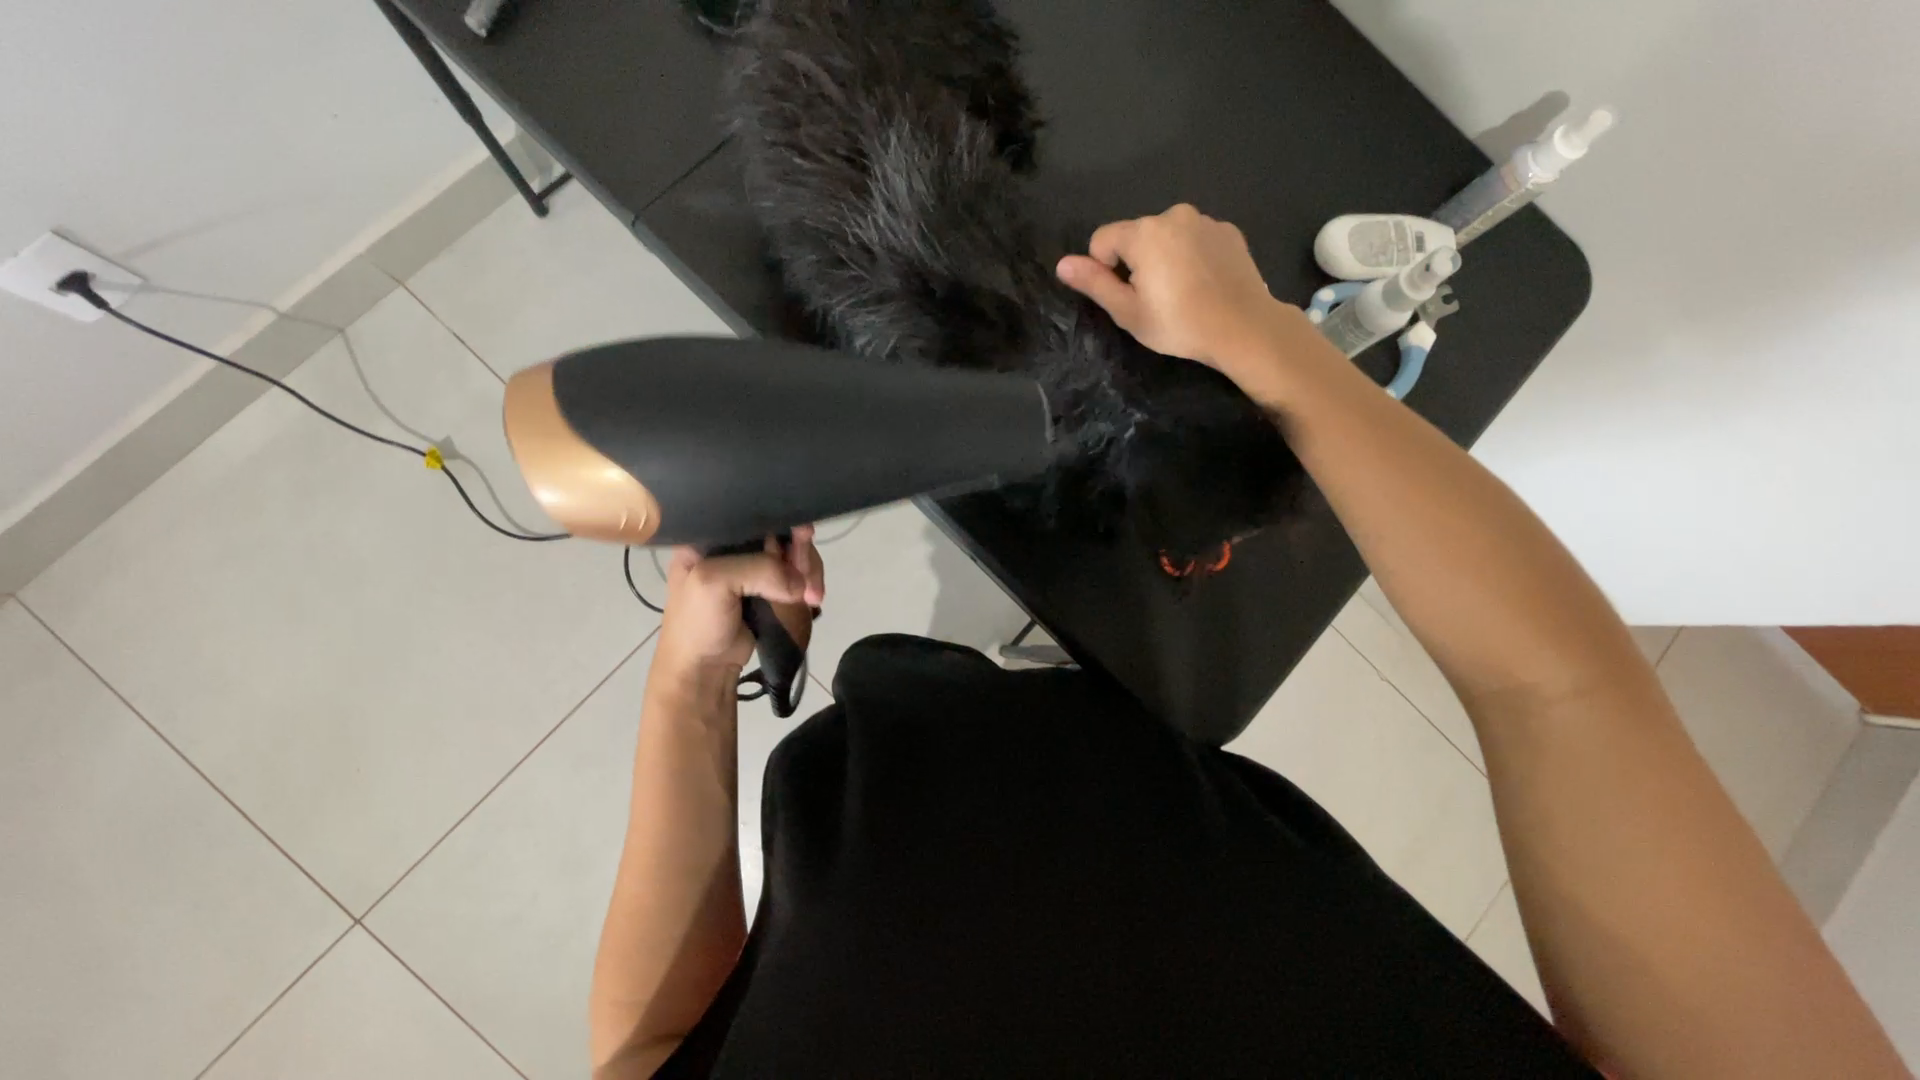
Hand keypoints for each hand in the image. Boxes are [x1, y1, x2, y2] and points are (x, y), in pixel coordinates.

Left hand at [654, 526, 825, 676]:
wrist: (703, 671)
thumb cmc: (697, 622)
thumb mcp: (714, 582)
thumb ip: (759, 570)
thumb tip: (800, 582)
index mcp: (708, 535)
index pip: (752, 512)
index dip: (779, 521)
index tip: (800, 537)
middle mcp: (731, 546)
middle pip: (779, 532)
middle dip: (800, 552)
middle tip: (806, 577)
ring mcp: (751, 568)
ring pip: (792, 554)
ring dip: (809, 571)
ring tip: (813, 597)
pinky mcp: (767, 588)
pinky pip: (796, 574)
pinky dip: (808, 582)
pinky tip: (813, 598)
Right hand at [1056, 204, 1300, 382]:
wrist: (1244, 327)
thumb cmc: (1179, 324)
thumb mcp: (1128, 311)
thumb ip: (1094, 283)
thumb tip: (1062, 264)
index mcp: (1143, 232)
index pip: (1102, 239)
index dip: (1104, 269)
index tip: (1126, 296)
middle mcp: (1173, 215)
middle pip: (1137, 235)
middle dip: (1137, 262)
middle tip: (1155, 299)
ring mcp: (1205, 221)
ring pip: (1168, 236)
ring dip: (1166, 257)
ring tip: (1182, 293)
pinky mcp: (1229, 232)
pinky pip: (1196, 239)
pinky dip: (1193, 256)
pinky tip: (1205, 284)